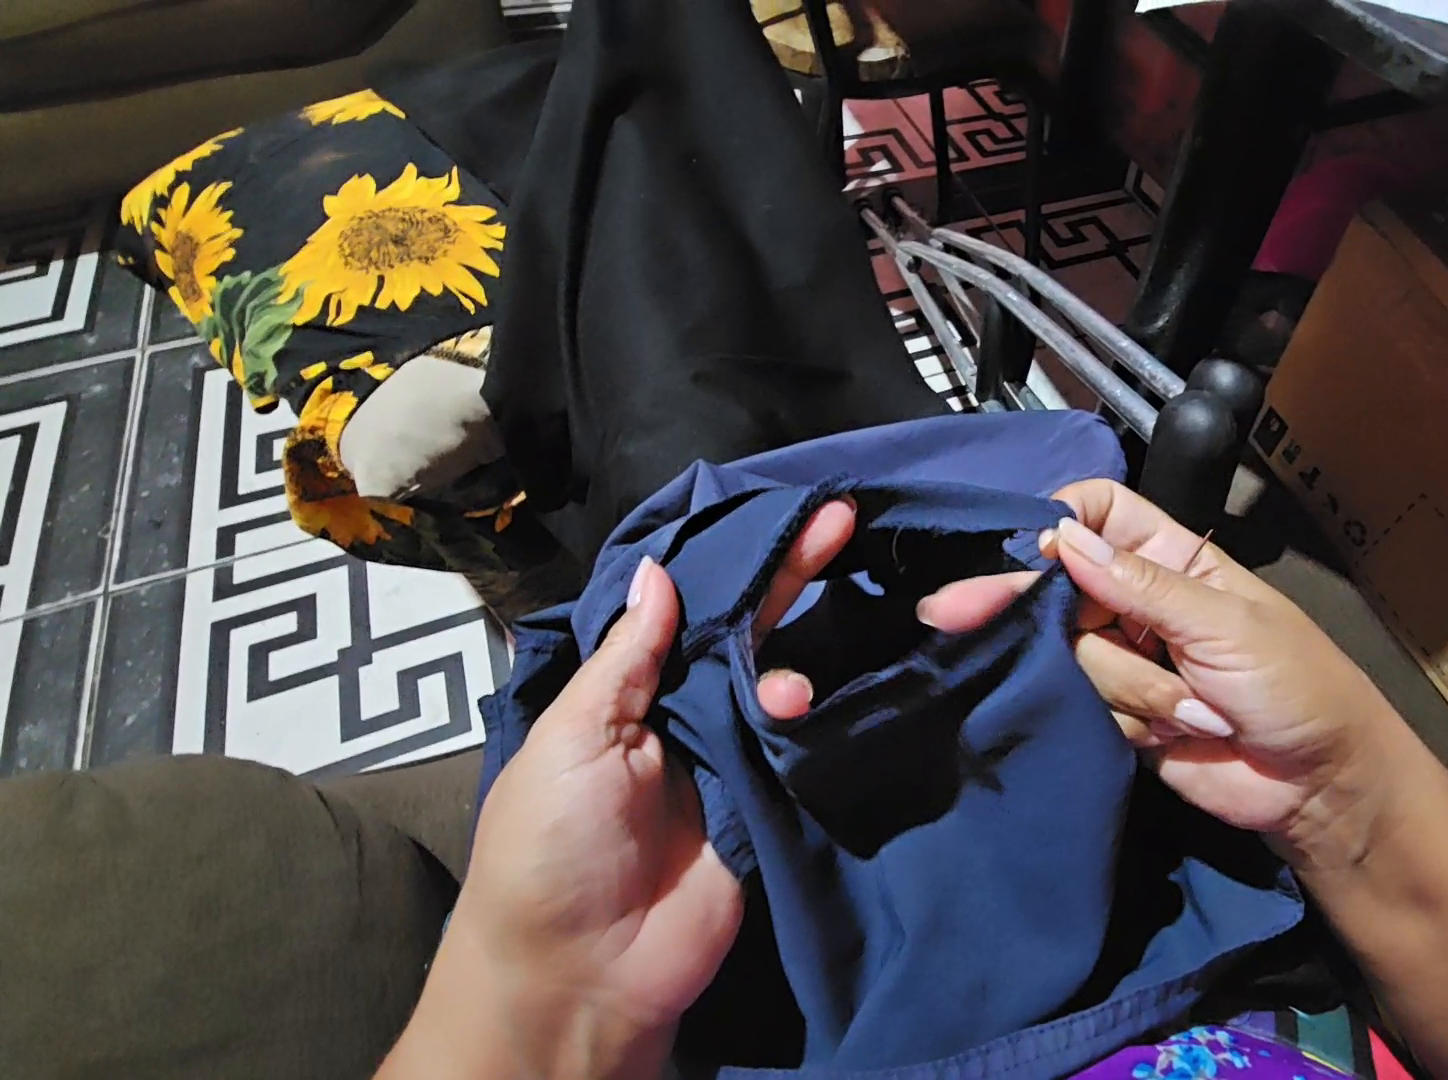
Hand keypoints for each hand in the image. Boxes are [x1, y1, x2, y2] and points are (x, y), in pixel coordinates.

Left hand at [382, 500, 857, 1079]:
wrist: (584, 978)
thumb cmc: (550, 848)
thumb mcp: (570, 740)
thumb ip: (624, 660)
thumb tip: (658, 571)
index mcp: (641, 687)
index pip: (700, 605)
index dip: (740, 558)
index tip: (786, 512)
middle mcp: (697, 707)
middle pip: (756, 627)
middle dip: (796, 573)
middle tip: (842, 520)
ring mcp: (743, 751)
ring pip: (789, 679)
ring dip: (800, 663)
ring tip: (786, 695)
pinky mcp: (778, 795)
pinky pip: (809, 743)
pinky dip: (825, 714)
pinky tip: (834, 692)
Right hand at [917, 480, 1419, 869]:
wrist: (1318, 790)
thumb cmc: (1296, 686)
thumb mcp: (1226, 624)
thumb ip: (1140, 584)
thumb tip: (1062, 539)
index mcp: (1168, 558)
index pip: (1096, 514)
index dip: (1062, 526)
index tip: (1042, 553)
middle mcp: (1134, 601)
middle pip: (1057, 586)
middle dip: (1018, 601)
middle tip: (945, 610)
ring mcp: (1120, 658)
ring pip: (1071, 655)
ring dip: (1129, 688)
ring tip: (1195, 708)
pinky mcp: (1112, 710)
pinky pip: (1081, 702)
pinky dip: (1125, 719)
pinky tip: (1171, 732)